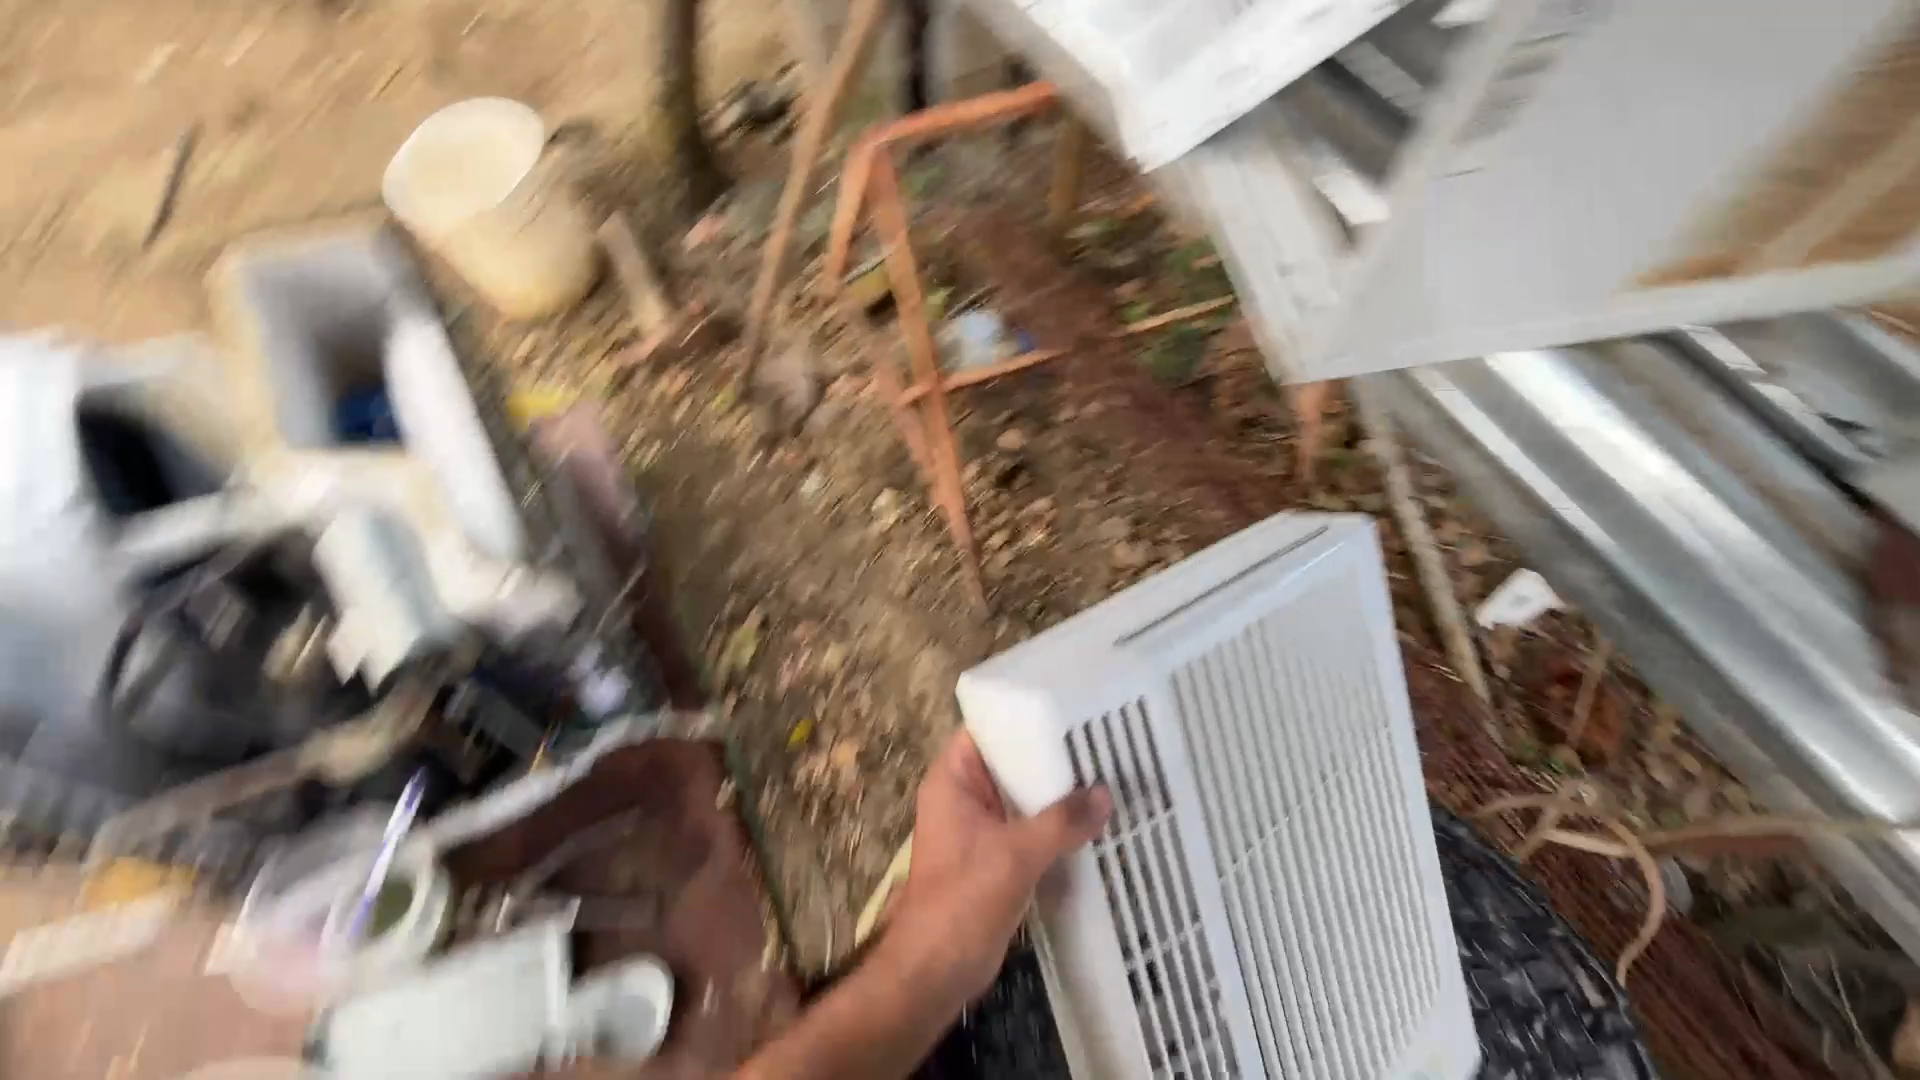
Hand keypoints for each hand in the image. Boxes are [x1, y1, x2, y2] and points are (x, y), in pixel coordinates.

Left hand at [885, 730, 1110, 1000]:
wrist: (936, 970)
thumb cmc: (963, 899)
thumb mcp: (1015, 854)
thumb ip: (1061, 821)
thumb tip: (1105, 794)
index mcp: (952, 779)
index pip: (987, 729)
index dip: (1024, 717)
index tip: (1069, 708)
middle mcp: (964, 795)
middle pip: (1010, 762)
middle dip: (1051, 756)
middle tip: (1102, 740)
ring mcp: (980, 827)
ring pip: (1022, 796)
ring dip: (1057, 793)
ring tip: (1107, 774)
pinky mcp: (996, 857)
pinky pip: (1029, 827)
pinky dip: (1055, 824)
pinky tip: (1093, 820)